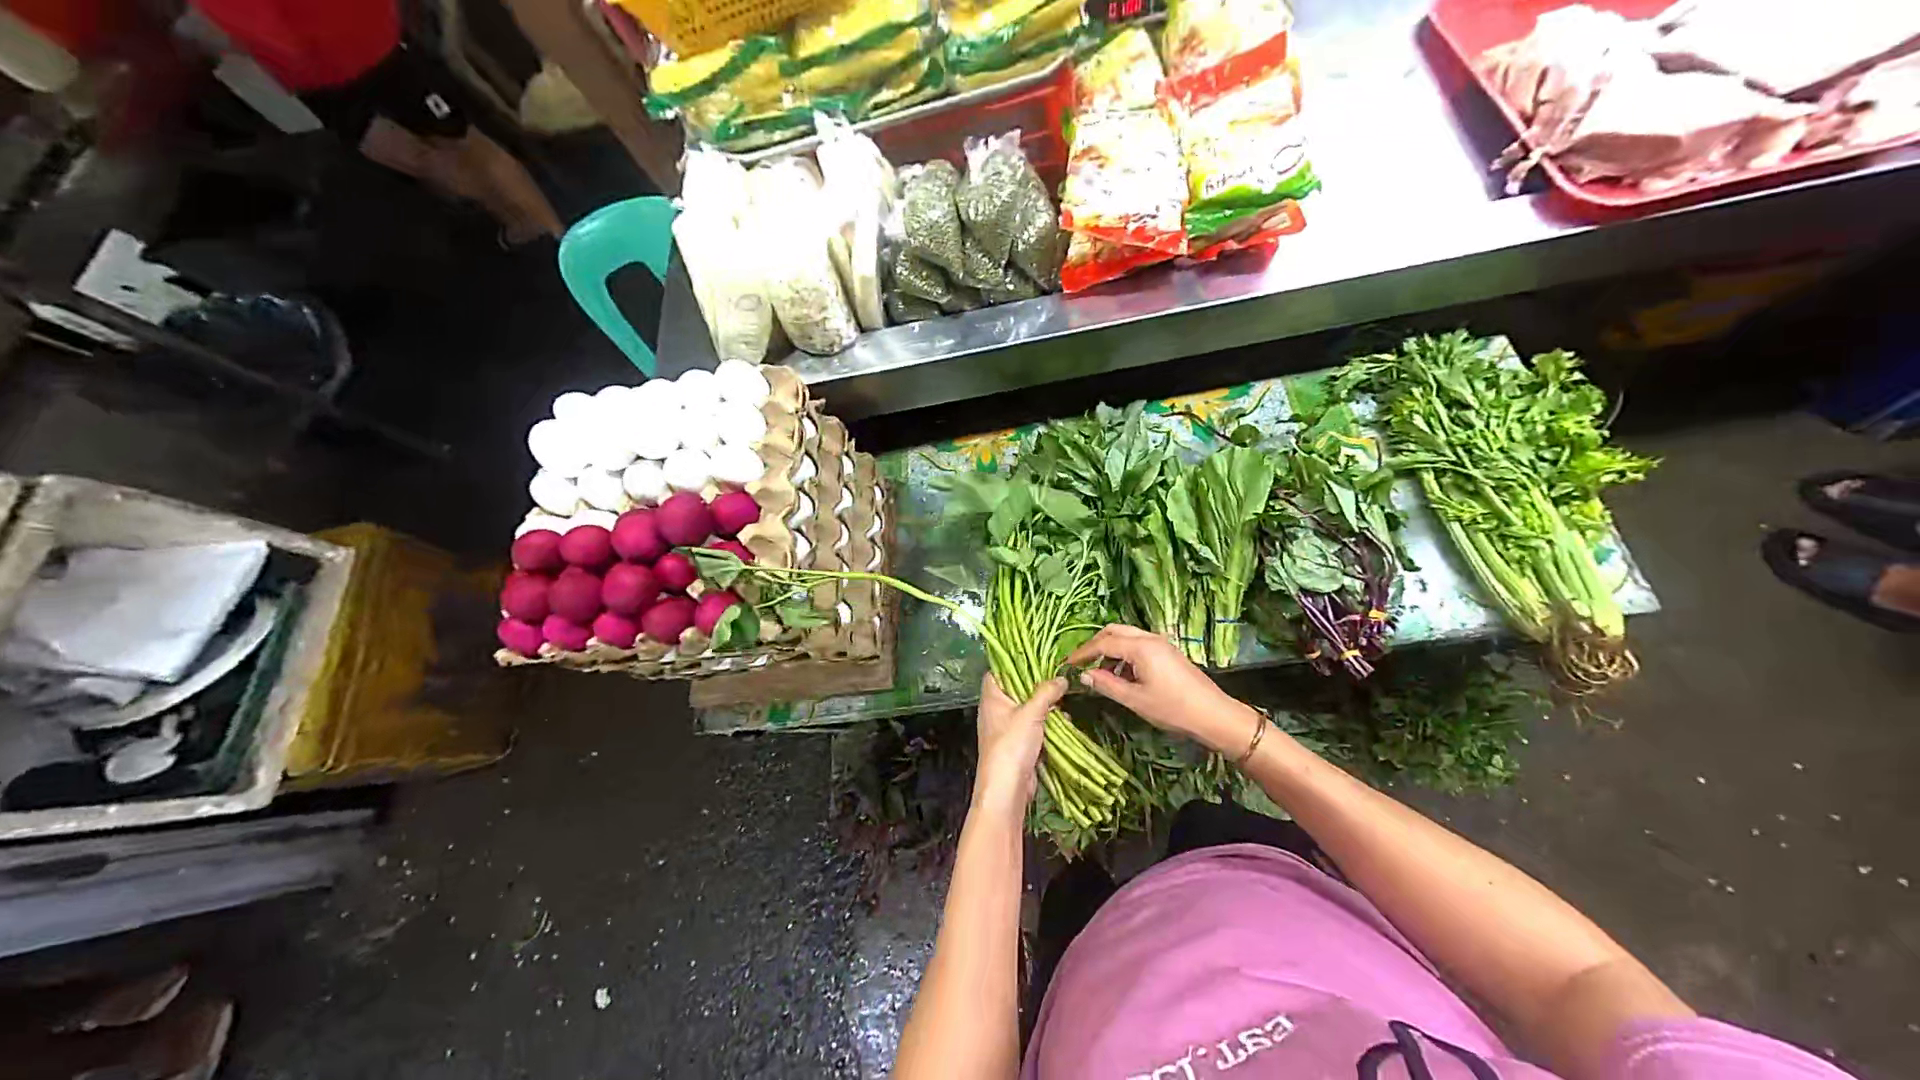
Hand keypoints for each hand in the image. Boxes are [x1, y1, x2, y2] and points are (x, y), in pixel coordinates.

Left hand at [973, 674, 1065, 811]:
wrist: (1007, 787)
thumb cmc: (1011, 744)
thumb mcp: (1031, 712)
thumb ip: (1046, 692)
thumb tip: (1061, 678)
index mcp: (992, 695)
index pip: (999, 669)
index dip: (1016, 661)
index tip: (1038, 656)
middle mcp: (997, 708)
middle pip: (1018, 687)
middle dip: (1039, 685)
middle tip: (1059, 678)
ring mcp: (1008, 725)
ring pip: (1029, 707)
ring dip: (1047, 705)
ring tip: (1064, 701)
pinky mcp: (1019, 741)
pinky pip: (1035, 725)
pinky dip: (1048, 722)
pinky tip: (1064, 721)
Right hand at [1066, 624, 1263, 755]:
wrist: (1213, 715)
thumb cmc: (1173, 709)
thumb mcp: (1135, 700)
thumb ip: (1107, 685)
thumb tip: (1083, 675)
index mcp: (1140, 647)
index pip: (1102, 642)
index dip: (1082, 653)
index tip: (1066, 664)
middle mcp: (1149, 638)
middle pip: (1114, 631)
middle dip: (1095, 644)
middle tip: (1081, 663)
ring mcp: (1161, 643)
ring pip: (1126, 636)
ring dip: (1110, 649)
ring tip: (1101, 673)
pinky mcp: (1168, 652)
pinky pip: (1138, 643)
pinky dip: (1124, 653)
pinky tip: (1122, 674)